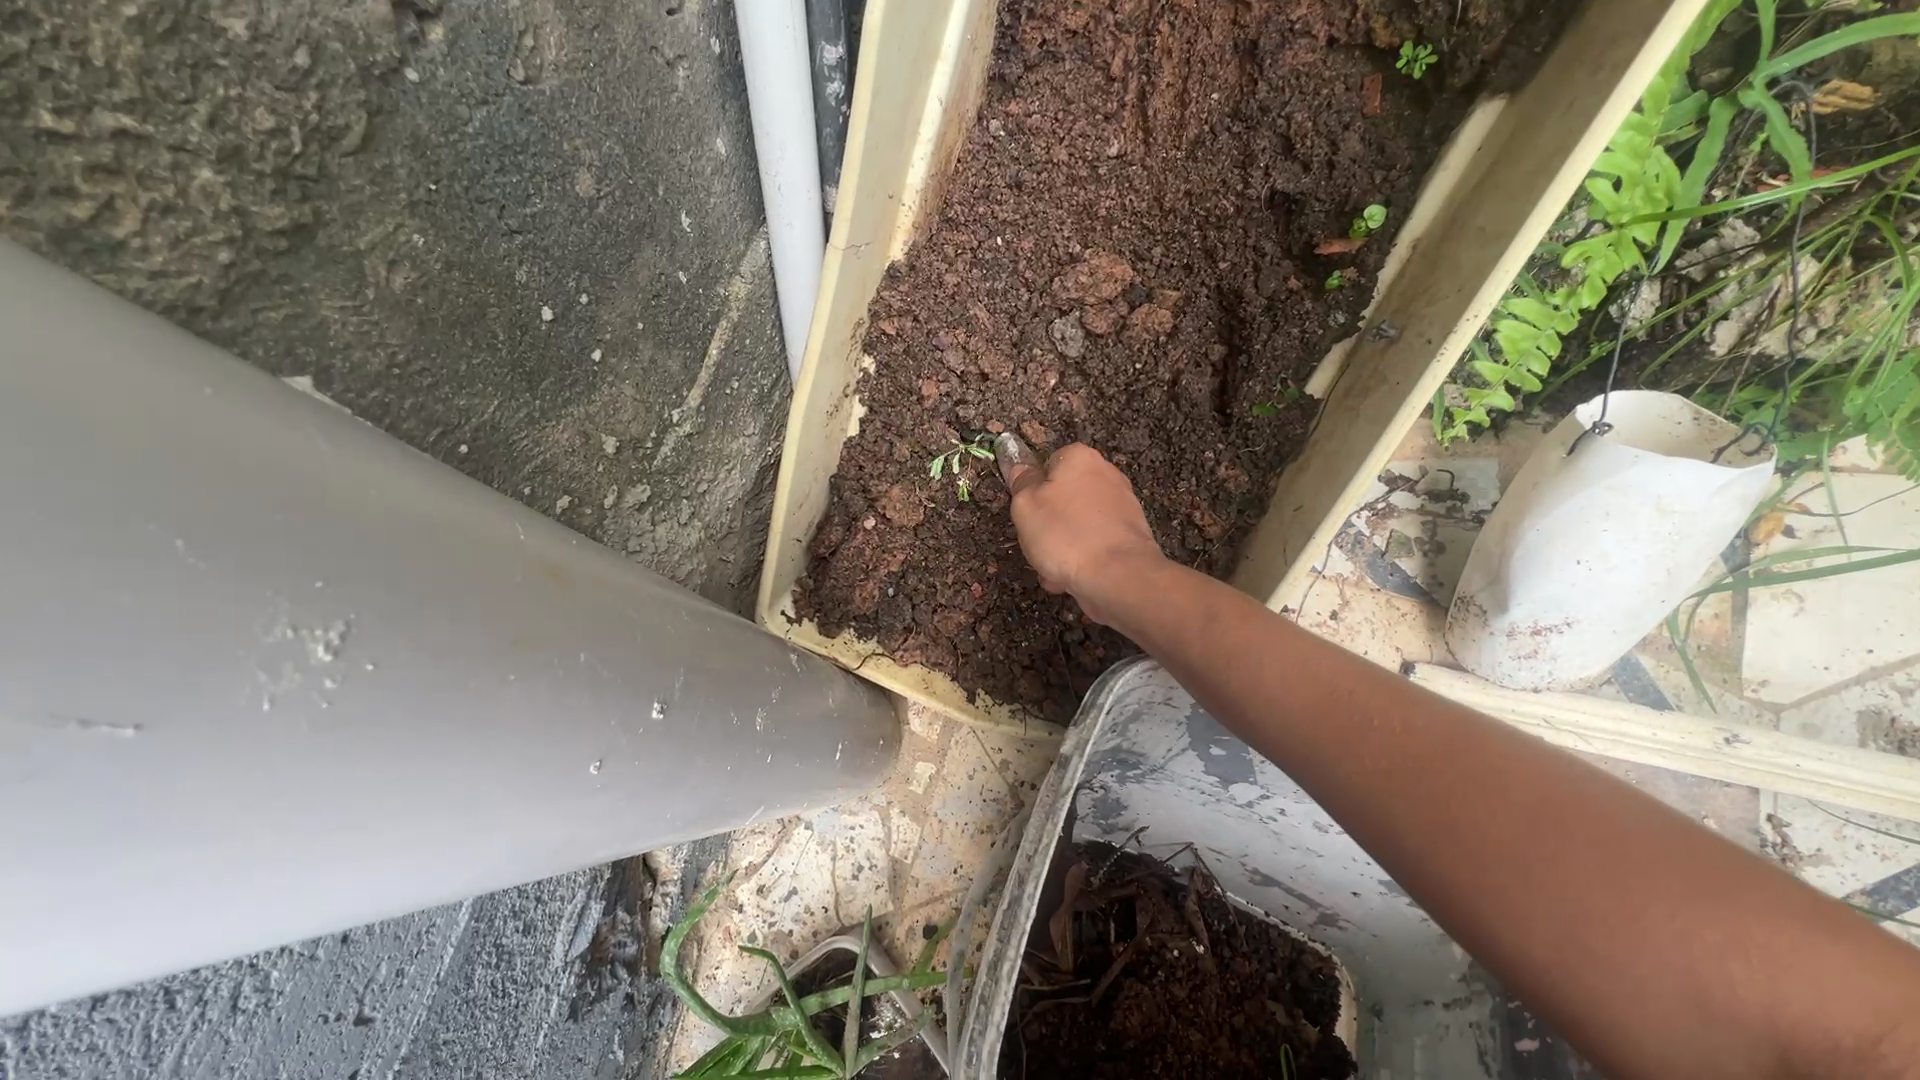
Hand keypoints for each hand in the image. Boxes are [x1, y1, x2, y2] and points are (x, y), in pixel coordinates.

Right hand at [1005, 443, 1163, 622]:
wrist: (1117, 575)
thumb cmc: (1066, 535)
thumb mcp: (1025, 506)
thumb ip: (1021, 483)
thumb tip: (1022, 470)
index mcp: (1079, 458)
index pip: (1046, 465)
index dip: (1032, 490)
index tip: (1026, 512)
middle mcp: (1106, 474)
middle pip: (1063, 496)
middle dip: (1047, 522)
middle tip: (1037, 542)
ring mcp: (1122, 505)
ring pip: (1077, 524)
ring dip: (1062, 545)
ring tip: (1054, 568)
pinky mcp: (1129, 533)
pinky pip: (1094, 542)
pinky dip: (1082, 557)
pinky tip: (1072, 576)